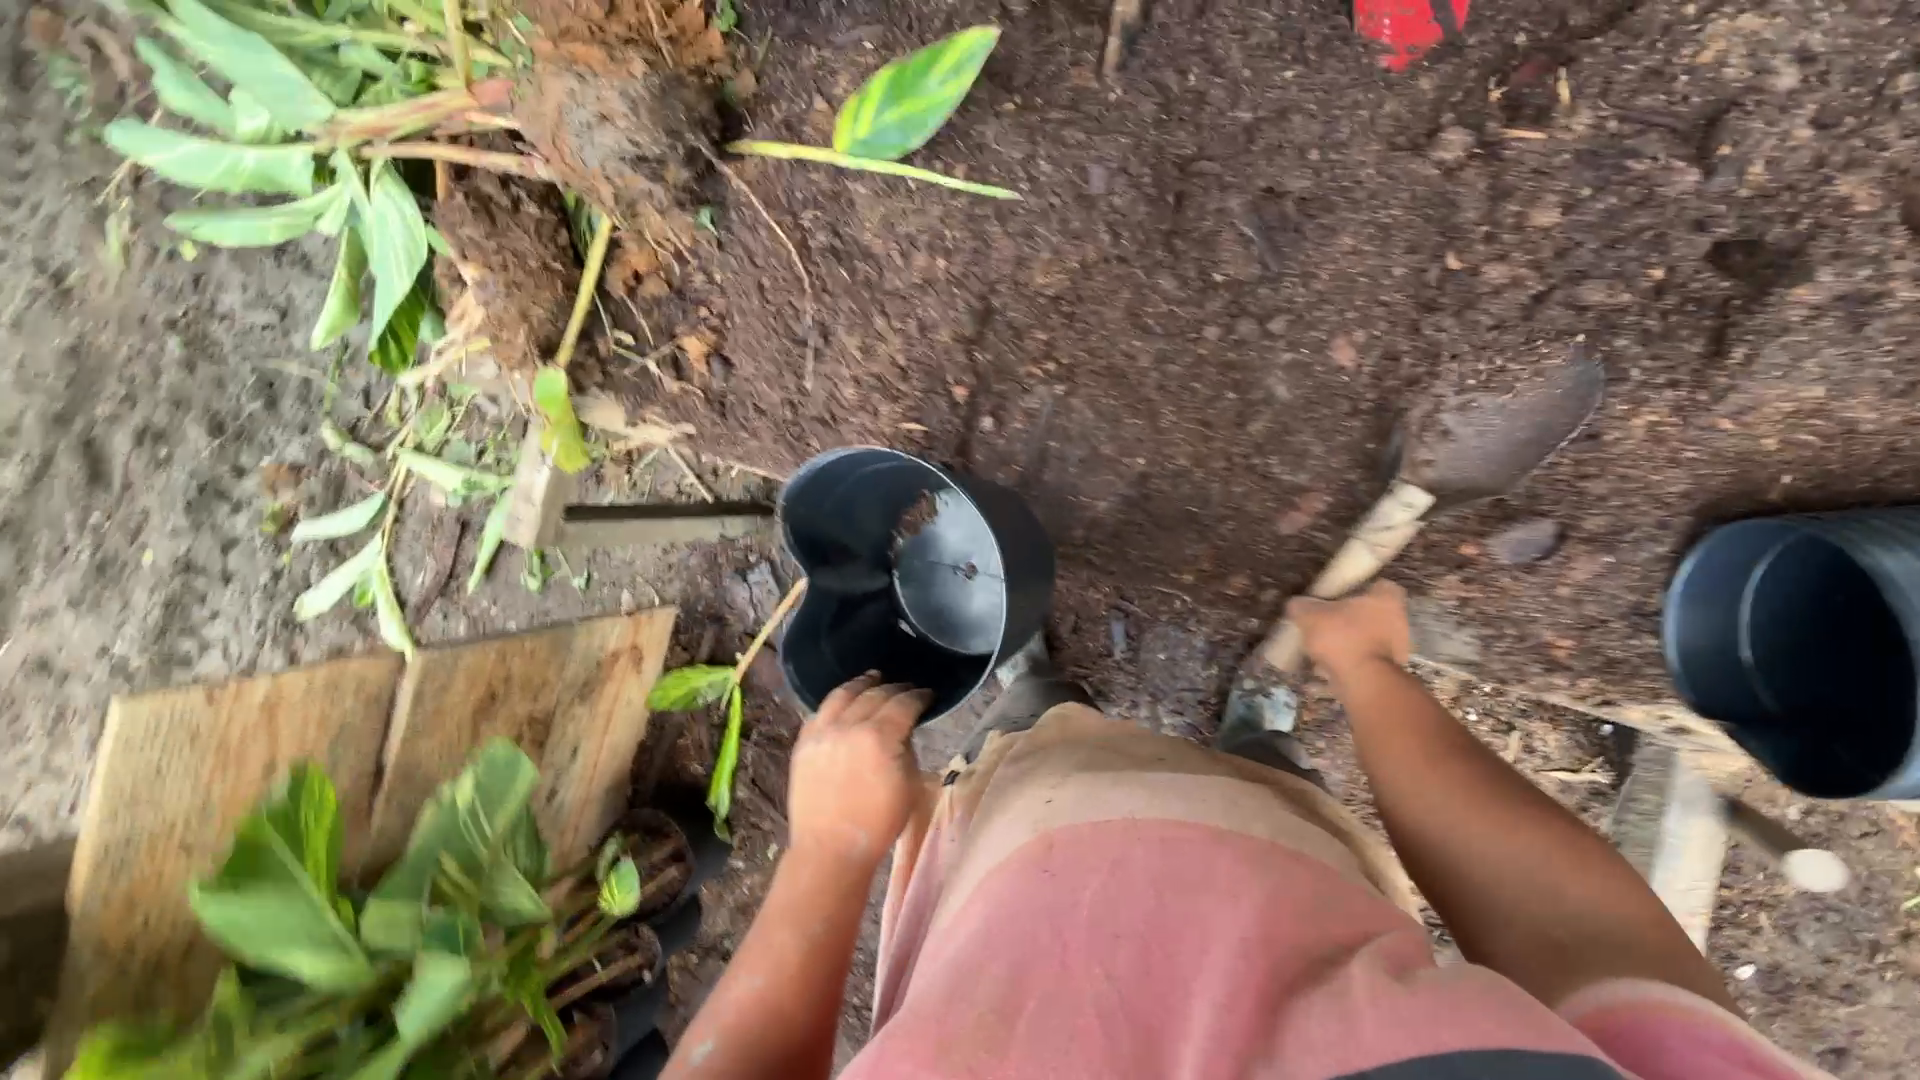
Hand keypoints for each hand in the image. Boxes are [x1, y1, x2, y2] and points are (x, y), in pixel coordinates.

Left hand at [787, 675, 930, 867]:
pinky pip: (819, 712)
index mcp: (879, 737)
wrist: (831, 849)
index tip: (928, 694)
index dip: (919, 696)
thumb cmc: (879, 823)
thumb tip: (902, 730)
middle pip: (874, 694)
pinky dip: (834, 703)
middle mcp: (848, 726)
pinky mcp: (803, 744)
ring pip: (842, 695)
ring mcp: (821, 733)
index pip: (904, 703)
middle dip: (894, 688)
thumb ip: (906, 748)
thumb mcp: (909, 785)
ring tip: (872, 678)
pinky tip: (842, 702)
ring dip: (861, 684)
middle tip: (906, 687)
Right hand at [1286, 580, 1411, 681]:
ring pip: (1365, 640)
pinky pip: (1363, 662)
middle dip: (1346, 621)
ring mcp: (1398, 647)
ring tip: (1318, 653)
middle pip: (1369, 614)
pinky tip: (1324, 671)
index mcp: (1387, 597)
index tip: (1334, 599)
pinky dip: (1346, 665)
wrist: (1364, 681)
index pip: (1375, 585)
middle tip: (1322, 626)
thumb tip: (1296, 604)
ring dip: (1345, 645)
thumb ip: (1300, 605)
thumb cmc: (1342, 637)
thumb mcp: (1309, 614)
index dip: (1354, 590)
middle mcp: (1399, 619)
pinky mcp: (1390, 671)